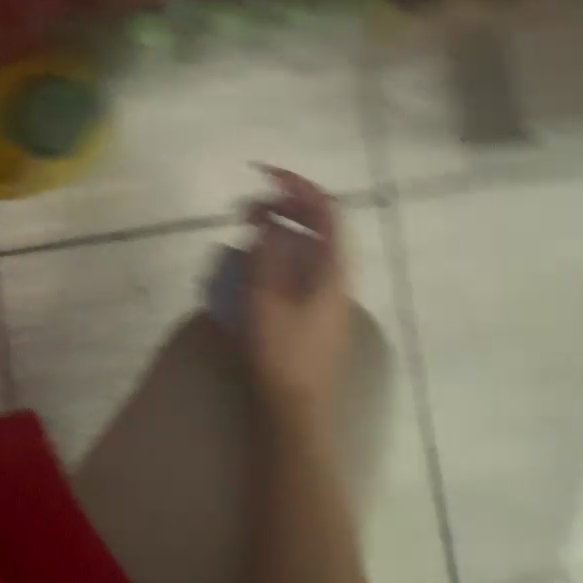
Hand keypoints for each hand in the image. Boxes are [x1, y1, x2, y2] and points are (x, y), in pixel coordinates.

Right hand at [241, 167, 350, 413]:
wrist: (293, 409)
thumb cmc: (279, 353)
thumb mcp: (264, 298)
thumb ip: (266, 252)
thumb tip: (267, 218)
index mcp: (334, 270)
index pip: (325, 210)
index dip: (297, 185)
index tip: (262, 173)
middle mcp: (338, 276)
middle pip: (320, 224)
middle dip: (284, 204)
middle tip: (244, 205)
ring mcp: (328, 294)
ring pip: (310, 244)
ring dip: (280, 226)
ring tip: (246, 225)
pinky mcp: (314, 309)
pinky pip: (301, 263)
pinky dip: (279, 248)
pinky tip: (255, 258)